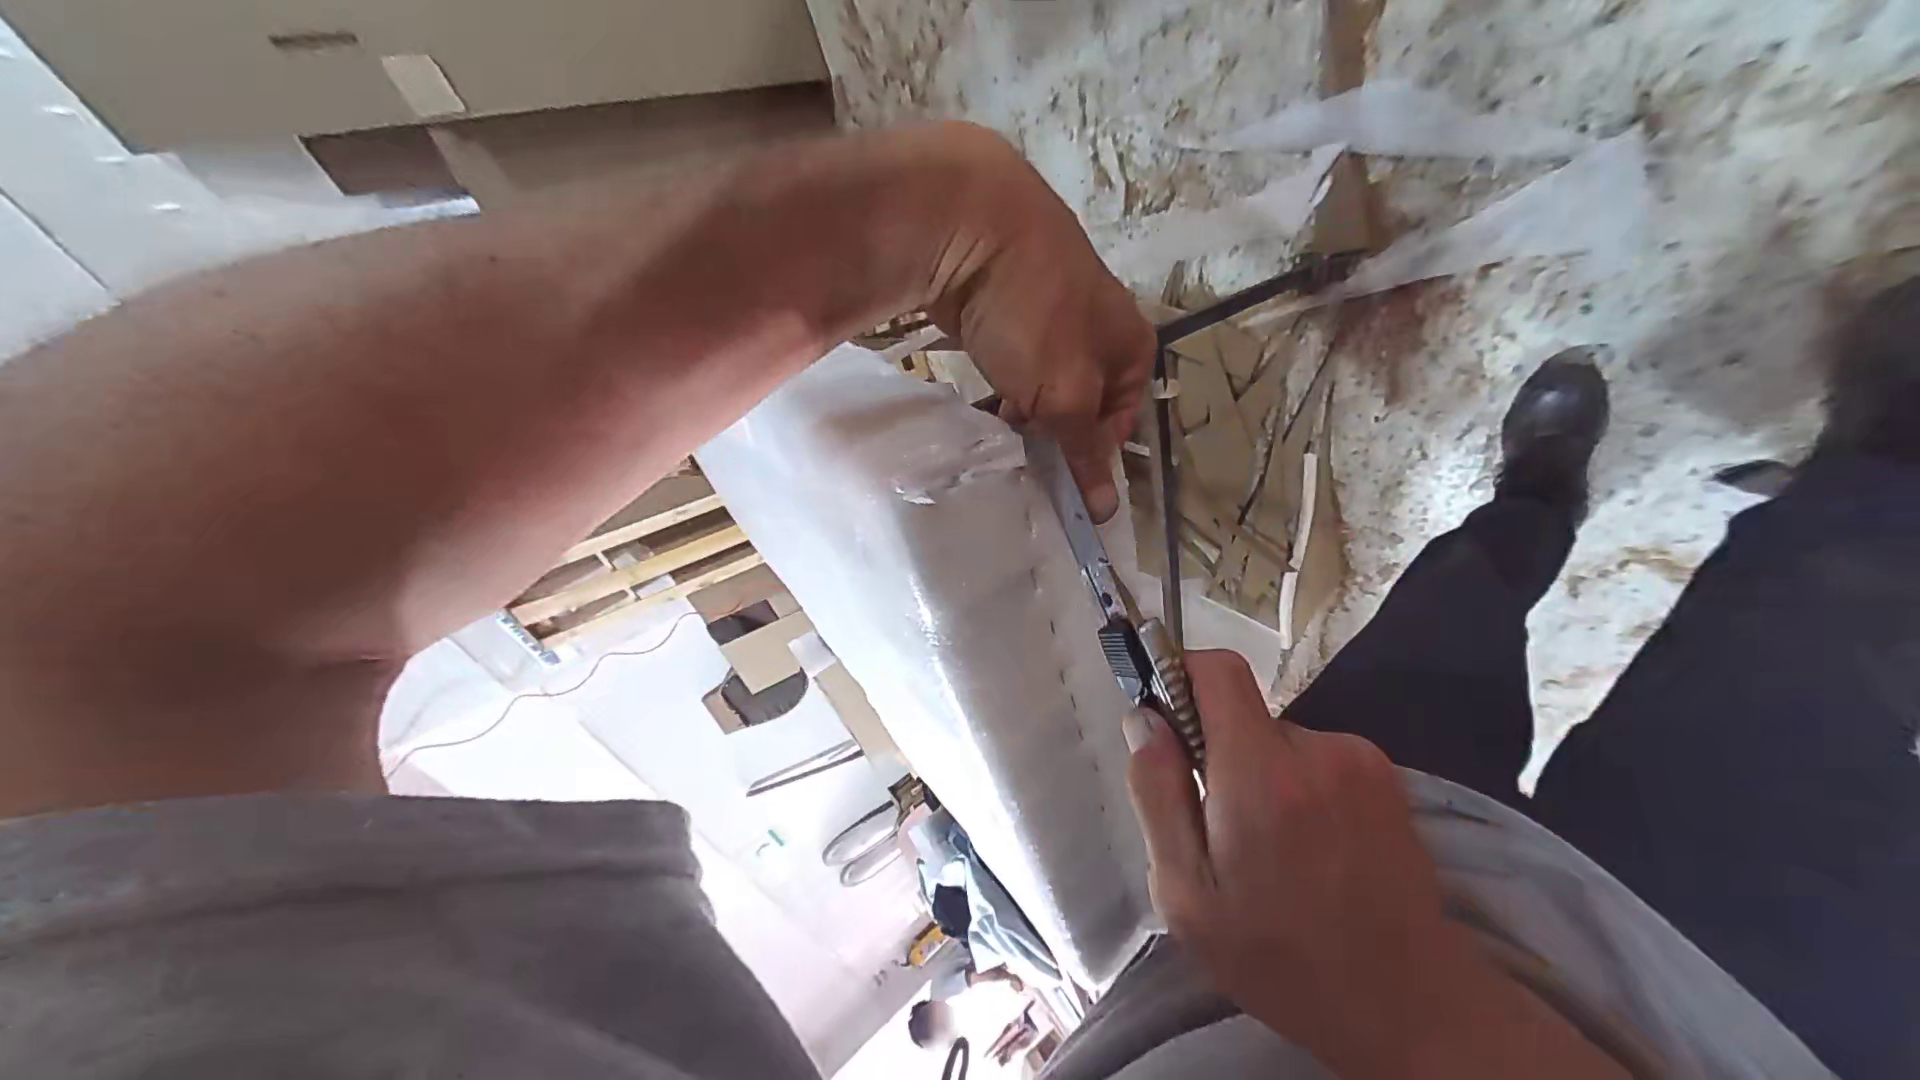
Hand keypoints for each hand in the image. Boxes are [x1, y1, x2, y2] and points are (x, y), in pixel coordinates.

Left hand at [912, 124, 1153, 520]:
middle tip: (1026, 456)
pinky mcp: (1012, 308)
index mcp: (1133, 346)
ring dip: (1029, 410)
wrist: (974, 225)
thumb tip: (1108, 512)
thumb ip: (1083, 451)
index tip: (1056, 478)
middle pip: (1084, 402)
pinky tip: (988, 395)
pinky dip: (1006, 383)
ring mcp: (1055, 314)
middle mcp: (1102, 329)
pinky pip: (1017, 361)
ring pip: (1048, 382)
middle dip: (1056, 432)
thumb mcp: (1066, 394)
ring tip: (1004, 428)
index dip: (1091, 455)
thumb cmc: (1038, 316)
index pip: (1121, 422)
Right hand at [1124, 651, 1625, 1078]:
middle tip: (1217, 820)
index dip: (1181, 676)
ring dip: (1258, 770)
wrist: (1411, 1009)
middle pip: (1240, 710)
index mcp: (1262, 775)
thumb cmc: (1279, 958)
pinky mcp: (1385, 776)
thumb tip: (1144, 720)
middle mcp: (1318, 750)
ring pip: (1275, 737)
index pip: (1218, 670)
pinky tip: (1309, 845)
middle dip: (1217, 748)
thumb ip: (1157, 794)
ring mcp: (1361, 760)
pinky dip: (1296, 783)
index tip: (1166, 721)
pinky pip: (1313, 755)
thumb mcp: (1185, 892)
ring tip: (1269, 844)